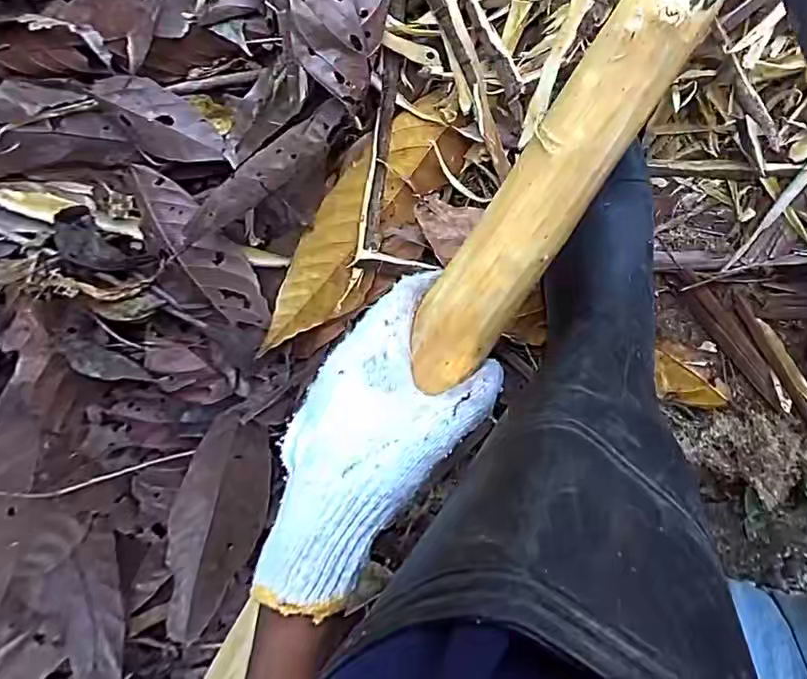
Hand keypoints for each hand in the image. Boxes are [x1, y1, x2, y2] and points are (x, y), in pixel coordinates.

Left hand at [251, 272, 501, 617]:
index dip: (434, 285)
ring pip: (367, 350)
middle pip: (387, 319)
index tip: (455, 289)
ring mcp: (323, 383)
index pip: (406, 291)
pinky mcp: (314, 412)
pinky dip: (376, 381)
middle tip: (448, 337)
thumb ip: (477, 392)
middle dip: (419, 323)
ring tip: (423, 377)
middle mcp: (342, 355)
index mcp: (372, 344)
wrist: (320, 520)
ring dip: (397, 353)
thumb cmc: (380, 465)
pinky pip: (351, 379)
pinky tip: (390, 414)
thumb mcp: (443, 426)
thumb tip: (491, 371)